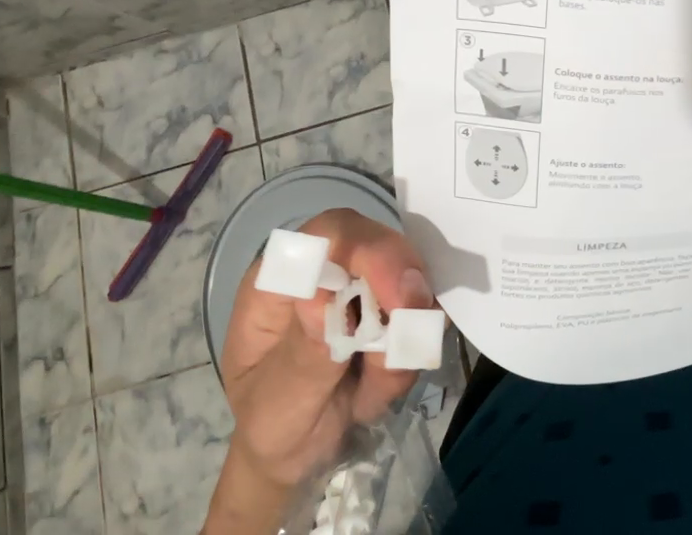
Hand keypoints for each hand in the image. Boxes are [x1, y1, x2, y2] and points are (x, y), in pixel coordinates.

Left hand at [208, 209, 433, 521]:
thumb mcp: (274, 405)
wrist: (293, 457)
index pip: (329, 234)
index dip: (371, 250)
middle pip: (380, 246)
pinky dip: (410, 356)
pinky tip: (376, 391)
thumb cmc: (270, 424)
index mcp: (281, 281)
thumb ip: (302, 354)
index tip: (401, 296)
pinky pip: (421, 317)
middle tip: (406, 346)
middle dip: (400, 294)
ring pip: (410, 285)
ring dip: (402, 342)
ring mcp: (361, 288)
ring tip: (366, 395)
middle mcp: (324, 272)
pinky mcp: (390, 310)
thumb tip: (322, 299)